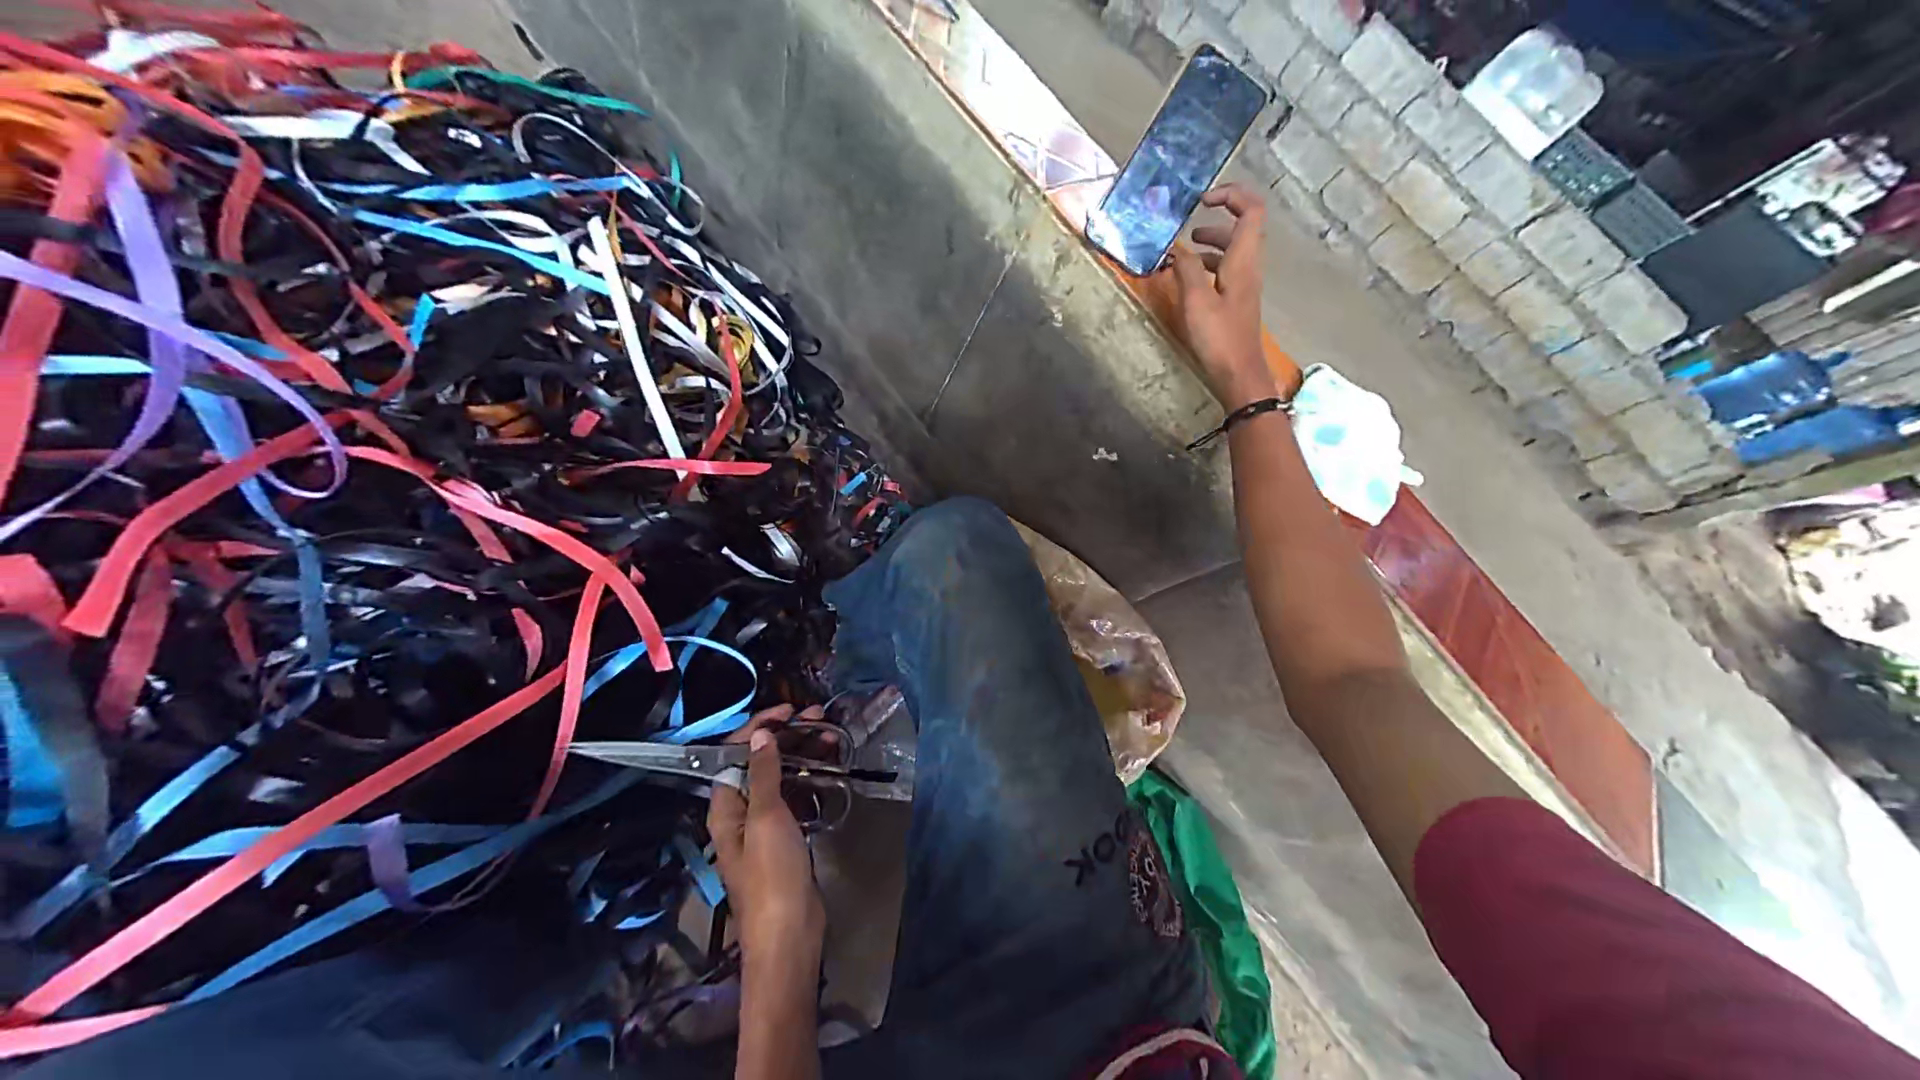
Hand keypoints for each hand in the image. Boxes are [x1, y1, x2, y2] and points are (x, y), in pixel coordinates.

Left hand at [708, 705, 826, 960]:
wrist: (789, 934)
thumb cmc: (772, 876)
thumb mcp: (766, 819)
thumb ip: (764, 774)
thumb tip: (760, 735)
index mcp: (725, 807)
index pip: (735, 754)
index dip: (759, 727)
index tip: (789, 711)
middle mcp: (740, 812)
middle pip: (760, 763)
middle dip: (786, 738)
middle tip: (819, 719)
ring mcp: (764, 826)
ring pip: (780, 778)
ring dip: (801, 755)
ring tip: (830, 737)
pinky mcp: (786, 837)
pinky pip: (795, 797)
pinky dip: (809, 779)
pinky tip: (828, 768)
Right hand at [1168, 184, 1277, 409]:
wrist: (1238, 372)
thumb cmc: (1218, 337)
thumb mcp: (1196, 301)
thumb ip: (1186, 270)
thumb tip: (1177, 250)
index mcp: (1243, 260)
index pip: (1251, 210)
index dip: (1232, 195)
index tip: (1204, 199)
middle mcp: (1249, 266)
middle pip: (1243, 226)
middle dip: (1218, 218)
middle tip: (1191, 224)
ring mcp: (1244, 284)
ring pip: (1233, 249)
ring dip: (1210, 243)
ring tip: (1184, 251)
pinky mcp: (1237, 300)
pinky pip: (1225, 270)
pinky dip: (1207, 265)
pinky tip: (1188, 278)